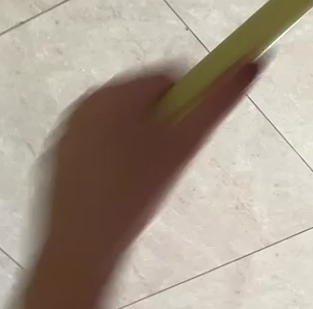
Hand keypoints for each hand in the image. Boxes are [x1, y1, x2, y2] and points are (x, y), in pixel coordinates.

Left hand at [23, 62, 260, 308]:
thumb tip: (254, 62)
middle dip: (162, 122)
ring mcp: (69, 129)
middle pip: (147, 98)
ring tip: (142, 176)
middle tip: (164, 159)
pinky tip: (120, 185)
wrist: (82, 250)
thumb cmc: (137, 190)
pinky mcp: (58, 155)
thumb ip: (221, 97)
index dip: (187, 104)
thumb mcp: (188, 141)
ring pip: (126, 120)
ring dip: (142, 138)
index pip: (170, 77)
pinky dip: (116, 154)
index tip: (185, 135)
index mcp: (115, 91)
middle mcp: (88, 101)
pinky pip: (102, 139)